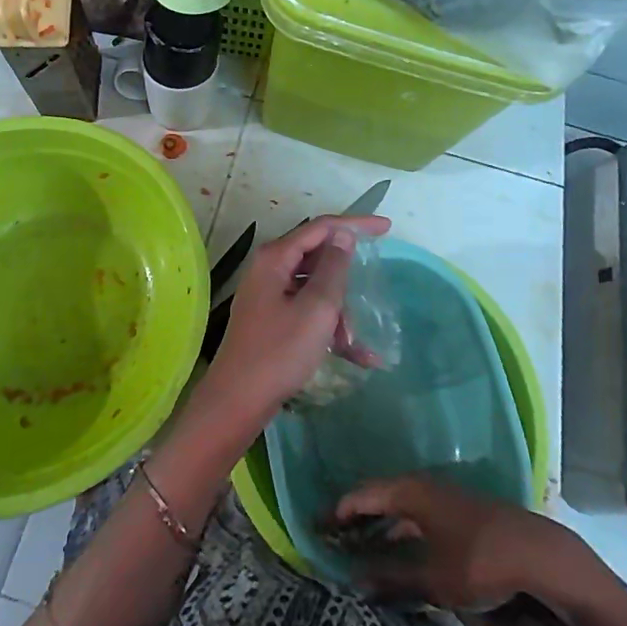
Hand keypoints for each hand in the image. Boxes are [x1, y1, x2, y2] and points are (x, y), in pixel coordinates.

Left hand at [202, 214, 390, 418]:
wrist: (239, 400)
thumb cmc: (280, 351)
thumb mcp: (317, 308)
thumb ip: (333, 268)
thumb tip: (343, 235)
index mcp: (275, 258)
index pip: (321, 227)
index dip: (355, 224)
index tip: (387, 228)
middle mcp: (269, 270)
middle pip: (318, 258)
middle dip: (345, 280)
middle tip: (366, 299)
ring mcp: (269, 296)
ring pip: (315, 289)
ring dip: (339, 312)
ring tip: (352, 344)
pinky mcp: (272, 320)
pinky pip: (308, 313)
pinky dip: (329, 329)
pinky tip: (356, 356)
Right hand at [332, 475, 621, 611]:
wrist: (539, 554)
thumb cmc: (478, 560)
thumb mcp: (432, 577)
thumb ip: (391, 578)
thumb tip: (355, 581)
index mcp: (409, 492)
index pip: (362, 495)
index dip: (338, 511)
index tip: (317, 525)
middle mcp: (422, 486)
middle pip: (380, 496)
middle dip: (356, 516)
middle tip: (333, 533)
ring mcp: (443, 495)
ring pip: (400, 505)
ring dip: (380, 523)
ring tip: (360, 543)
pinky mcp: (459, 509)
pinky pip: (417, 513)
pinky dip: (401, 528)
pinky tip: (399, 546)